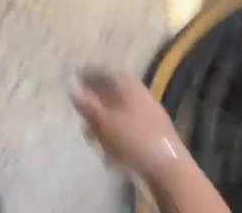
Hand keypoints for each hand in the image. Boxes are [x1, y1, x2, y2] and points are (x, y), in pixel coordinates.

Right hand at [70, 69, 188, 181]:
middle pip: (112, 91)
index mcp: (128, 83)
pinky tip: (110, 148)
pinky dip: (117, 132)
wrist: (170, 169)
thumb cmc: (133, 138)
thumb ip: (86, 104)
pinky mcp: (155, 133)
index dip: (87, 73)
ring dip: (104, 120)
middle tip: (82, 111)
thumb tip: (71, 89)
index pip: (103, 71)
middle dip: (95, 100)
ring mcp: (150, 113)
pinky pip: (130, 126)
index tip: (74, 79)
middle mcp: (140, 93)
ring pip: (120, 110)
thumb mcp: (104, 121)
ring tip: (93, 134)